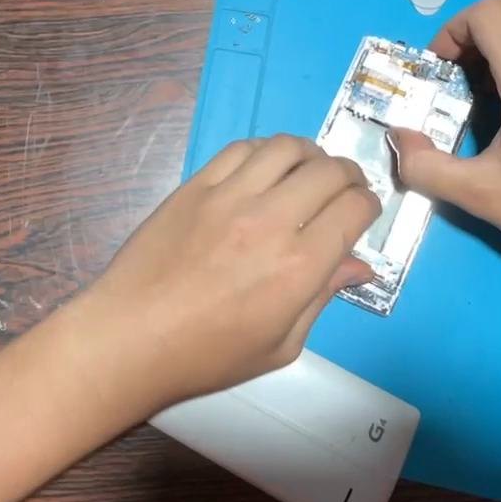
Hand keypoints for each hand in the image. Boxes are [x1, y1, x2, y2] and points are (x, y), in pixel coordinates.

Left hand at [75, 136, 378, 406]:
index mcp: (299, 267)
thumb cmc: (208, 354)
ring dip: (310, 153)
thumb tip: (359, 265)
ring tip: (309, 168)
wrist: (132, 335)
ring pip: (286, 148)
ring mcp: (229, 197)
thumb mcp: (280, 345)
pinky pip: (240, 149)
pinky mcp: (195, 186)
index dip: (368, 205)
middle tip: (345, 186)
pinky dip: (264, 150)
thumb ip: (323, 296)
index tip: (363, 211)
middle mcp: (271, 221)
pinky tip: (266, 165)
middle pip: (328, 171)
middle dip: (349, 174)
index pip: (354, 209)